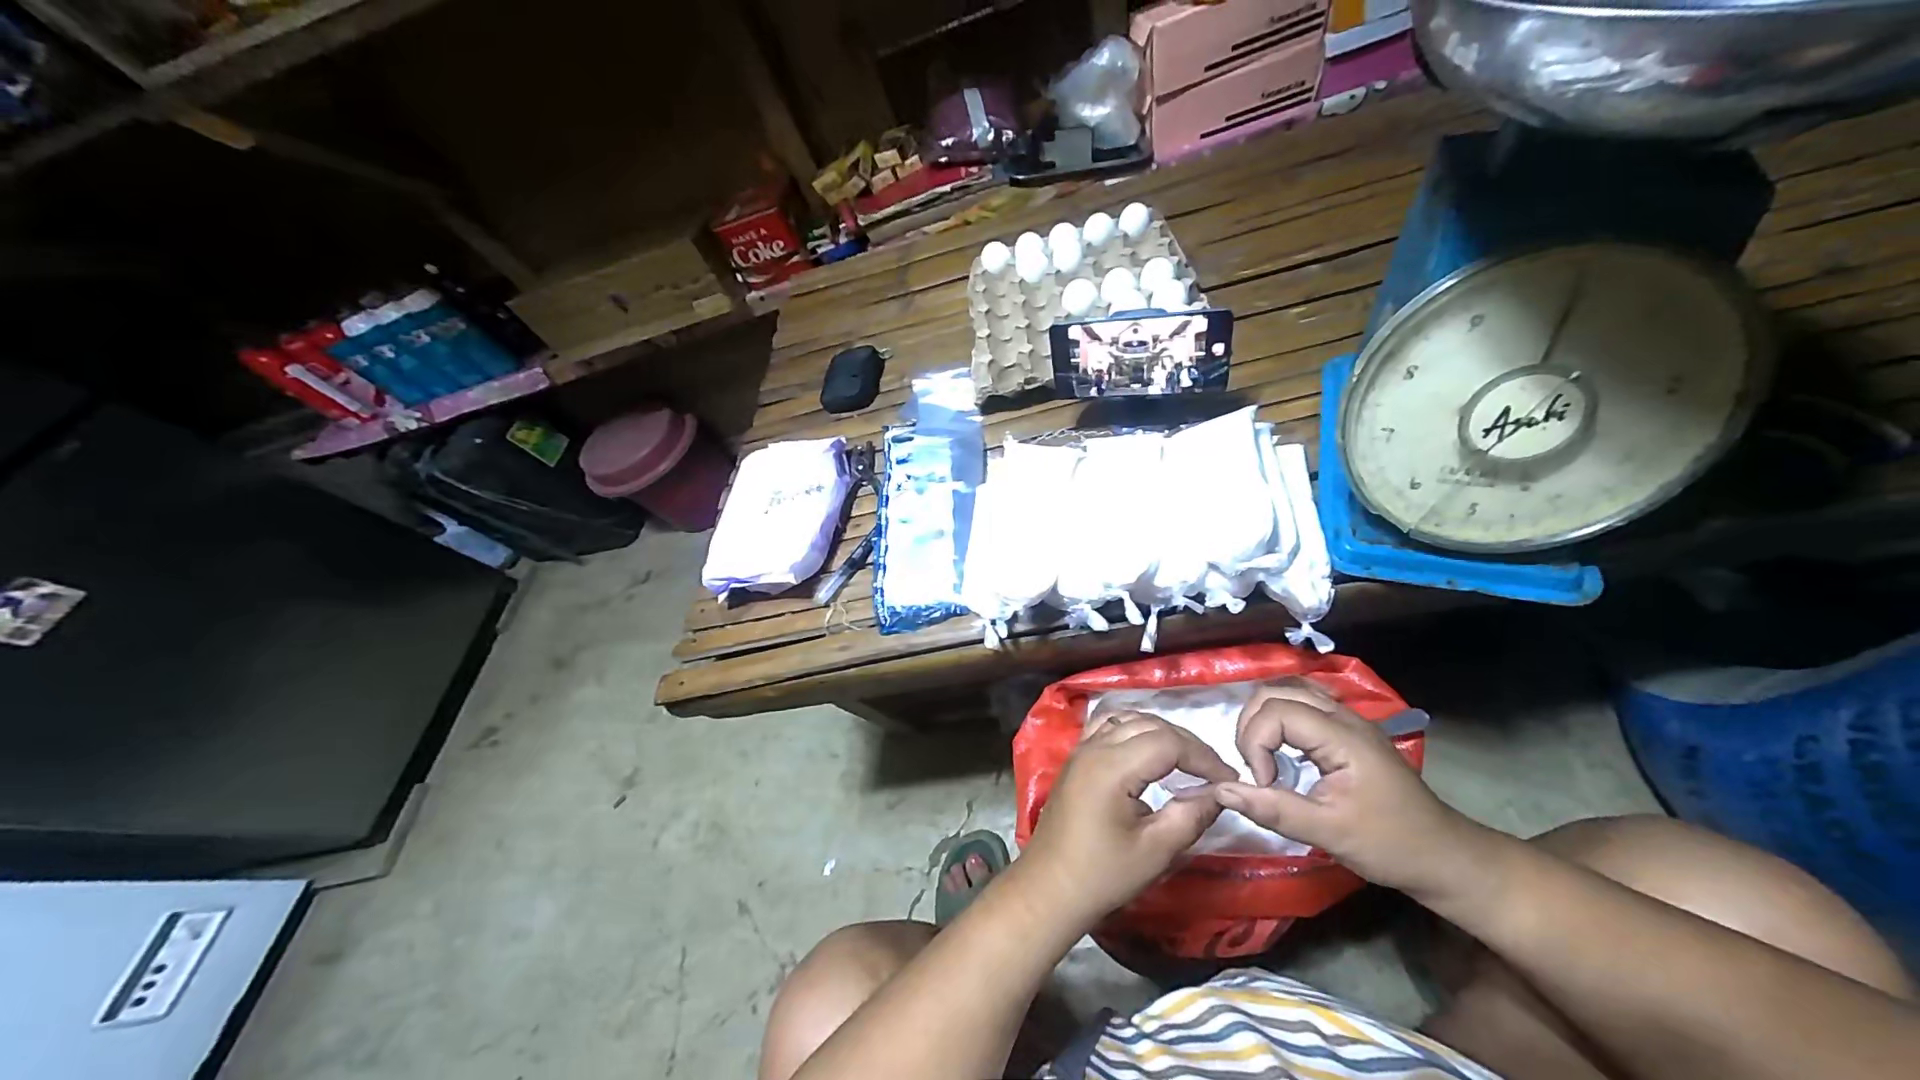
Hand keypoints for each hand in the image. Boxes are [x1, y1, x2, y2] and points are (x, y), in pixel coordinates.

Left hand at [1017, 711, 1235, 931]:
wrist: (1049, 888)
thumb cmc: (1103, 874)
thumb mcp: (1156, 850)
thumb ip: (1191, 815)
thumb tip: (1220, 792)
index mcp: (1111, 766)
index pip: (1168, 742)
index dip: (1204, 757)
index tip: (1229, 781)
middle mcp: (1094, 747)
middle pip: (1149, 725)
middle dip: (1187, 744)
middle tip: (1214, 773)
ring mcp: (1081, 749)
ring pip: (1128, 719)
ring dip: (1161, 732)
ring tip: (1187, 760)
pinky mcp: (1075, 759)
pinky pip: (1107, 726)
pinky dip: (1133, 729)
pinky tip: (1147, 749)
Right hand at [1212, 683, 1488, 897]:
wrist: (1445, 856)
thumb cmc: (1390, 845)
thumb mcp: (1328, 833)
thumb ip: (1273, 809)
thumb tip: (1220, 791)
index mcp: (1343, 737)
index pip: (1277, 711)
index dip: (1255, 743)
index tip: (1262, 784)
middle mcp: (1344, 717)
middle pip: (1276, 691)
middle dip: (1252, 725)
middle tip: (1256, 767)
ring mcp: (1348, 719)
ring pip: (1289, 690)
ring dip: (1264, 717)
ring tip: (1263, 756)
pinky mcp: (1347, 730)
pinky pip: (1302, 703)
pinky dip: (1280, 717)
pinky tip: (1281, 748)